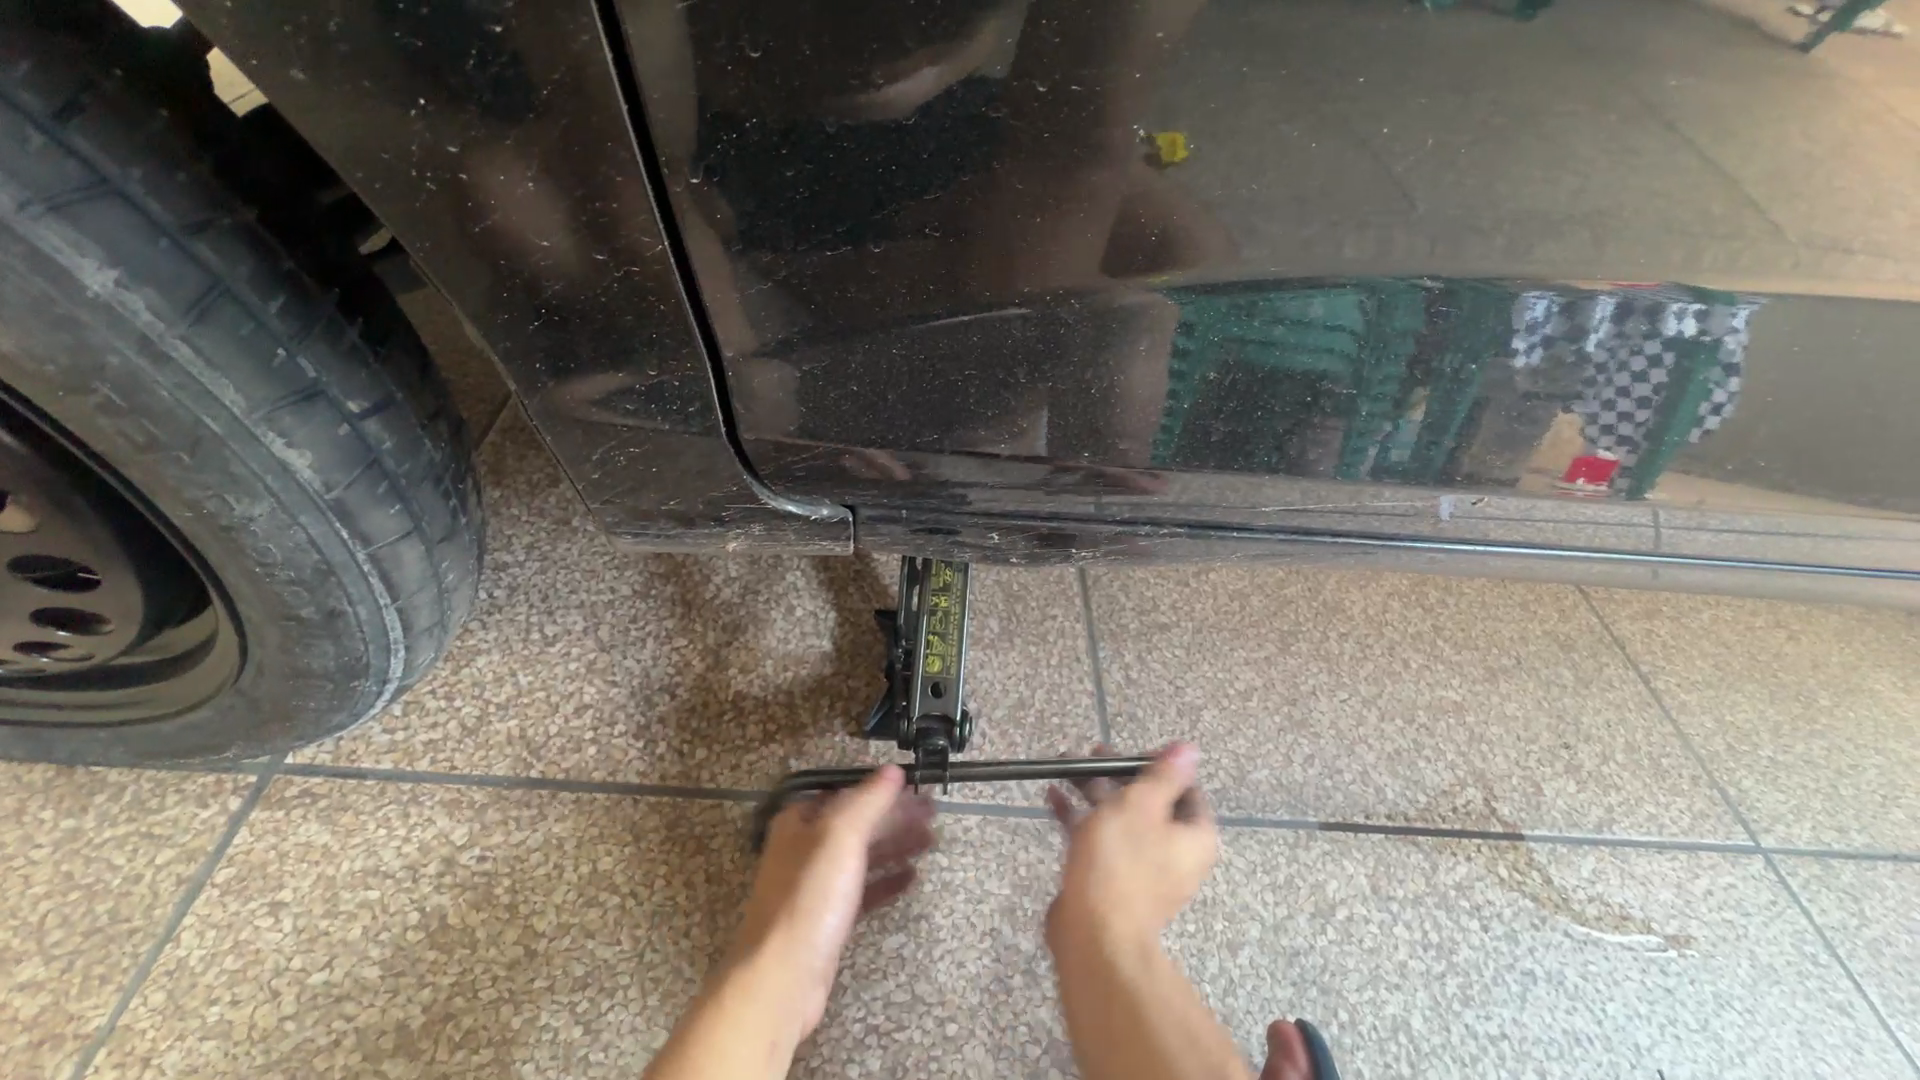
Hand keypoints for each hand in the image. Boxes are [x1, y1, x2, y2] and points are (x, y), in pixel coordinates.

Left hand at [728, 766, 935, 1038]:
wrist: (782, 976)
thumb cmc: (810, 897)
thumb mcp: (840, 836)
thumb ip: (868, 800)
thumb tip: (893, 770)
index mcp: (800, 822)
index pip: (846, 794)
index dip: (882, 790)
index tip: (916, 789)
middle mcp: (804, 849)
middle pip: (856, 824)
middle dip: (894, 817)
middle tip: (933, 815)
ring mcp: (815, 886)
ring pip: (861, 856)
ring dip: (895, 845)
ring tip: (931, 841)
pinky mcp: (827, 919)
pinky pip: (862, 890)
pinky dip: (886, 881)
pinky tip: (911, 878)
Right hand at [1044, 743, 1215, 950]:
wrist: (1094, 935)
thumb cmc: (1121, 862)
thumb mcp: (1141, 805)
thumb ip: (1164, 774)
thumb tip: (1190, 748)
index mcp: (1194, 837)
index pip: (1185, 788)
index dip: (1157, 765)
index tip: (1126, 752)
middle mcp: (1175, 853)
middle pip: (1149, 802)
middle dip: (1117, 776)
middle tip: (1089, 755)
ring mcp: (1143, 870)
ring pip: (1120, 819)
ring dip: (1094, 792)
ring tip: (1064, 768)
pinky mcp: (1112, 881)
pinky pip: (1100, 840)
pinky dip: (1080, 818)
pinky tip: (1053, 798)